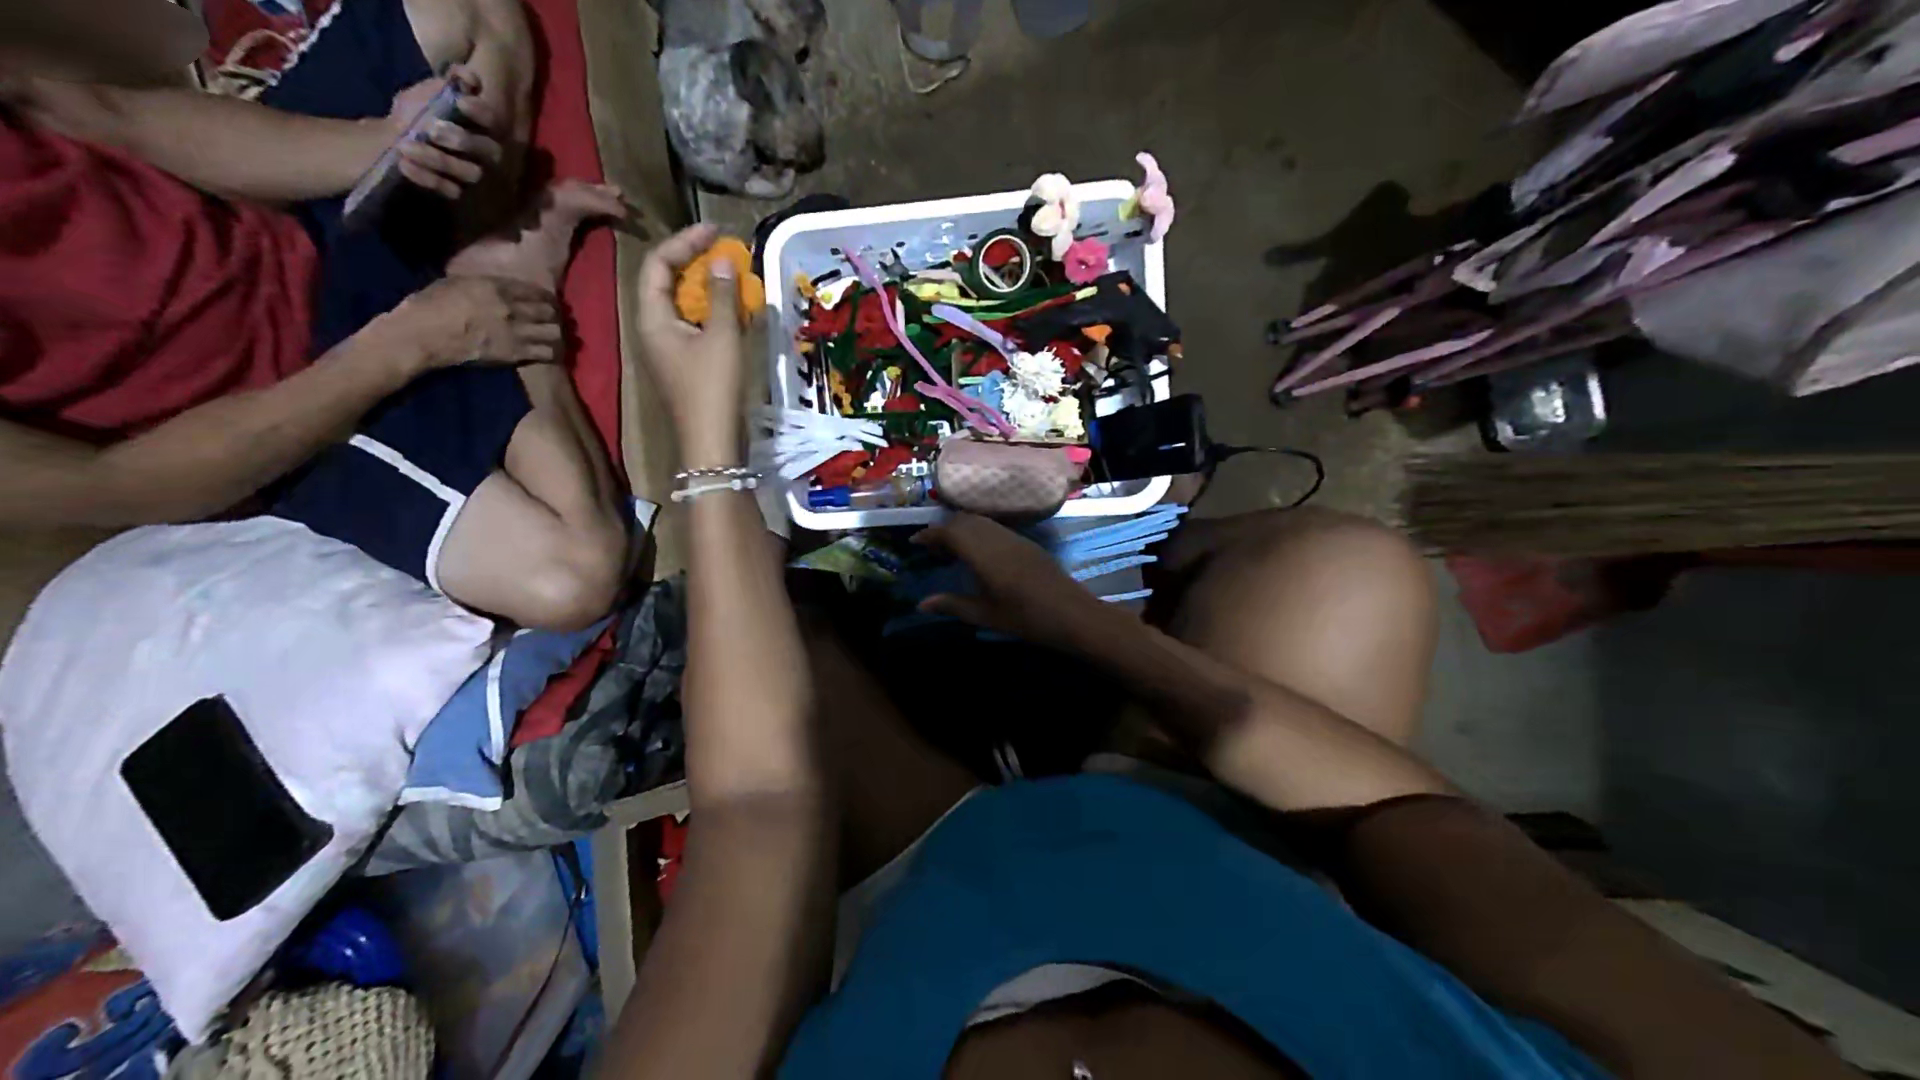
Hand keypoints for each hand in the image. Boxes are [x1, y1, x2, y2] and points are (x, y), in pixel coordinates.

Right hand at [379, 276, 560, 370]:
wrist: (424, 335)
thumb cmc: (430, 306)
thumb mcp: (456, 283)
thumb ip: (483, 285)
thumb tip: (497, 287)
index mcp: (496, 287)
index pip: (534, 291)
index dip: (546, 297)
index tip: (550, 302)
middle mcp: (512, 308)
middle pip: (549, 311)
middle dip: (556, 315)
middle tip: (557, 320)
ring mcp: (516, 331)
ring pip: (554, 332)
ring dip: (558, 333)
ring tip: (557, 336)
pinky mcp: (516, 353)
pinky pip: (547, 352)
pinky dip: (554, 352)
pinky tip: (554, 352)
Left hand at [384, 67, 504, 197]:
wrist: (386, 143)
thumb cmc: (413, 115)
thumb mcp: (425, 94)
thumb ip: (446, 84)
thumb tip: (469, 77)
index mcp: (480, 127)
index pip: (493, 121)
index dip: (481, 112)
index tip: (461, 102)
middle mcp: (485, 154)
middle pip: (489, 151)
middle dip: (462, 140)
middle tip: (431, 130)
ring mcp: (472, 175)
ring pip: (471, 172)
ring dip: (438, 159)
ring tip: (405, 147)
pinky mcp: (459, 194)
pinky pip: (451, 190)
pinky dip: (426, 177)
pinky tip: (404, 165)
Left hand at [636, 224, 751, 464]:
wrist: (711, 442)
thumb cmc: (713, 388)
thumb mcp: (722, 337)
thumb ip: (722, 295)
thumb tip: (722, 260)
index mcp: (652, 318)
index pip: (658, 263)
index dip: (684, 241)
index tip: (716, 231)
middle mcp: (652, 328)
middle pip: (666, 281)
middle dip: (695, 261)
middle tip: (726, 251)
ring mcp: (667, 348)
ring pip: (681, 304)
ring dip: (706, 286)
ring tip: (734, 276)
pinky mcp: (683, 363)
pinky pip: (693, 324)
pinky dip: (711, 310)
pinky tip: (734, 310)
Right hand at [913, 514, 1116, 649]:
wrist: (1073, 614)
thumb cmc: (1026, 618)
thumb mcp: (985, 615)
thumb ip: (952, 605)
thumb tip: (922, 603)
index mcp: (984, 554)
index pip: (950, 532)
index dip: (930, 534)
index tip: (915, 542)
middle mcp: (997, 538)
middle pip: (964, 521)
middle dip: (944, 529)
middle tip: (931, 548)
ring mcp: (1015, 538)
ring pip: (981, 522)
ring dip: (962, 529)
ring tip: (950, 551)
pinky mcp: (1026, 543)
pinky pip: (995, 528)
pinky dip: (978, 533)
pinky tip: (977, 554)